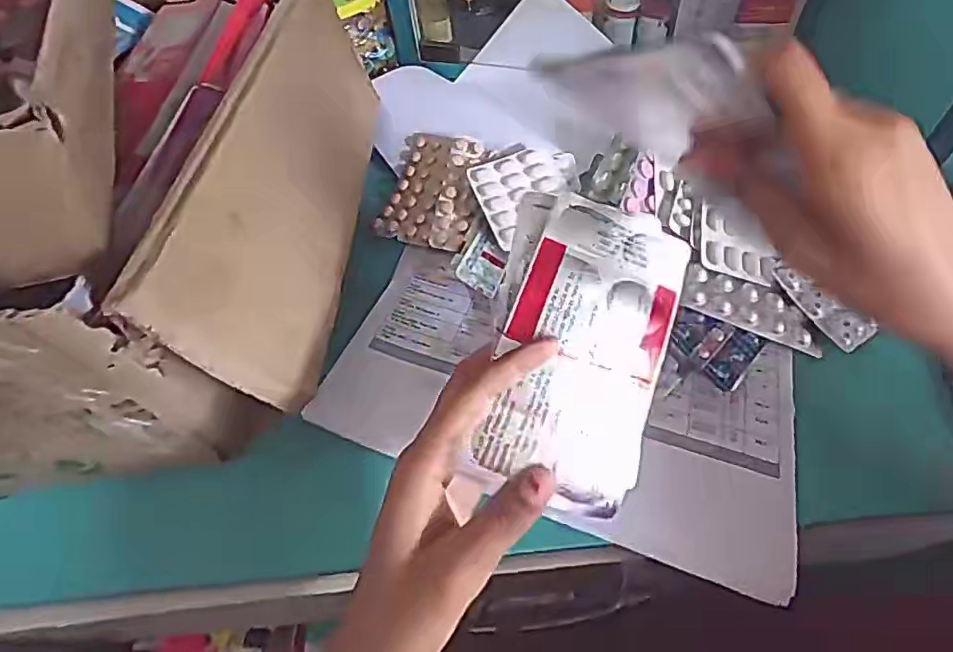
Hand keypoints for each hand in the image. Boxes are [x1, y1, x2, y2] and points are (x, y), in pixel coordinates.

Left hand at [331, 340, 558, 651]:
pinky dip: (505, 418)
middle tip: (544, 340)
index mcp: (423, 464)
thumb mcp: (458, 570)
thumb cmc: (404, 612)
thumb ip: (503, 520)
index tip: (547, 345)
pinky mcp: (447, 490)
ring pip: (470, 409)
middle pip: (464, 389)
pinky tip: (530, 424)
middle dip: (502, 358)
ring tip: (542, 367)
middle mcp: (427, 457)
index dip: (510, 366)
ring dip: (503, 383)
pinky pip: (479, 438)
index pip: (471, 397)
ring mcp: (435, 472)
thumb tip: (547, 469)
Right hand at [690, 42, 952, 398]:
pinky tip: (810, 179)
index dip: (745, 69)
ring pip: (815, 105)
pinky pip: (842, 120)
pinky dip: (814, 139)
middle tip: (728, 154)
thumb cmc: (888, 283)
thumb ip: (750, 188)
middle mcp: (869, 126)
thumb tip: (710, 156)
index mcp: (840, 150)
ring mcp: (891, 127)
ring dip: (783, 130)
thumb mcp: (800, 245)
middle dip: (753, 118)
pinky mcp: (902, 136)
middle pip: (792, 90)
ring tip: (771, 174)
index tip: (721, 99)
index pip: (786, 66)